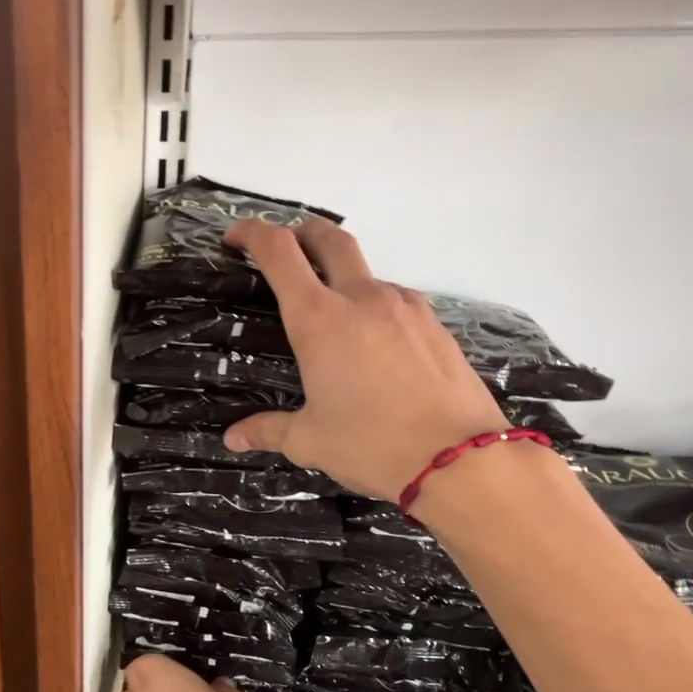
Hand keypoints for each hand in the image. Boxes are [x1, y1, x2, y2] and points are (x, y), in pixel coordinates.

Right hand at [221, 217, 509, 501]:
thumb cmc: (371, 445)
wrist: (458, 458)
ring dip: (341, 278)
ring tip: (331, 317)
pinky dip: (373, 308)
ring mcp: (404, 307)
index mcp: (319, 321)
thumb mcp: (310, 441)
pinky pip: (395, 302)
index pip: (279, 253)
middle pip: (330, 238)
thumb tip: (234, 438)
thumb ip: (269, 430)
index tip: (236, 237)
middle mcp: (361, 300)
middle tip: (284, 247)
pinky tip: (371, 346)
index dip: (253, 234)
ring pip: (366, 273)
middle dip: (302, 232)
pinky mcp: (433, 324)